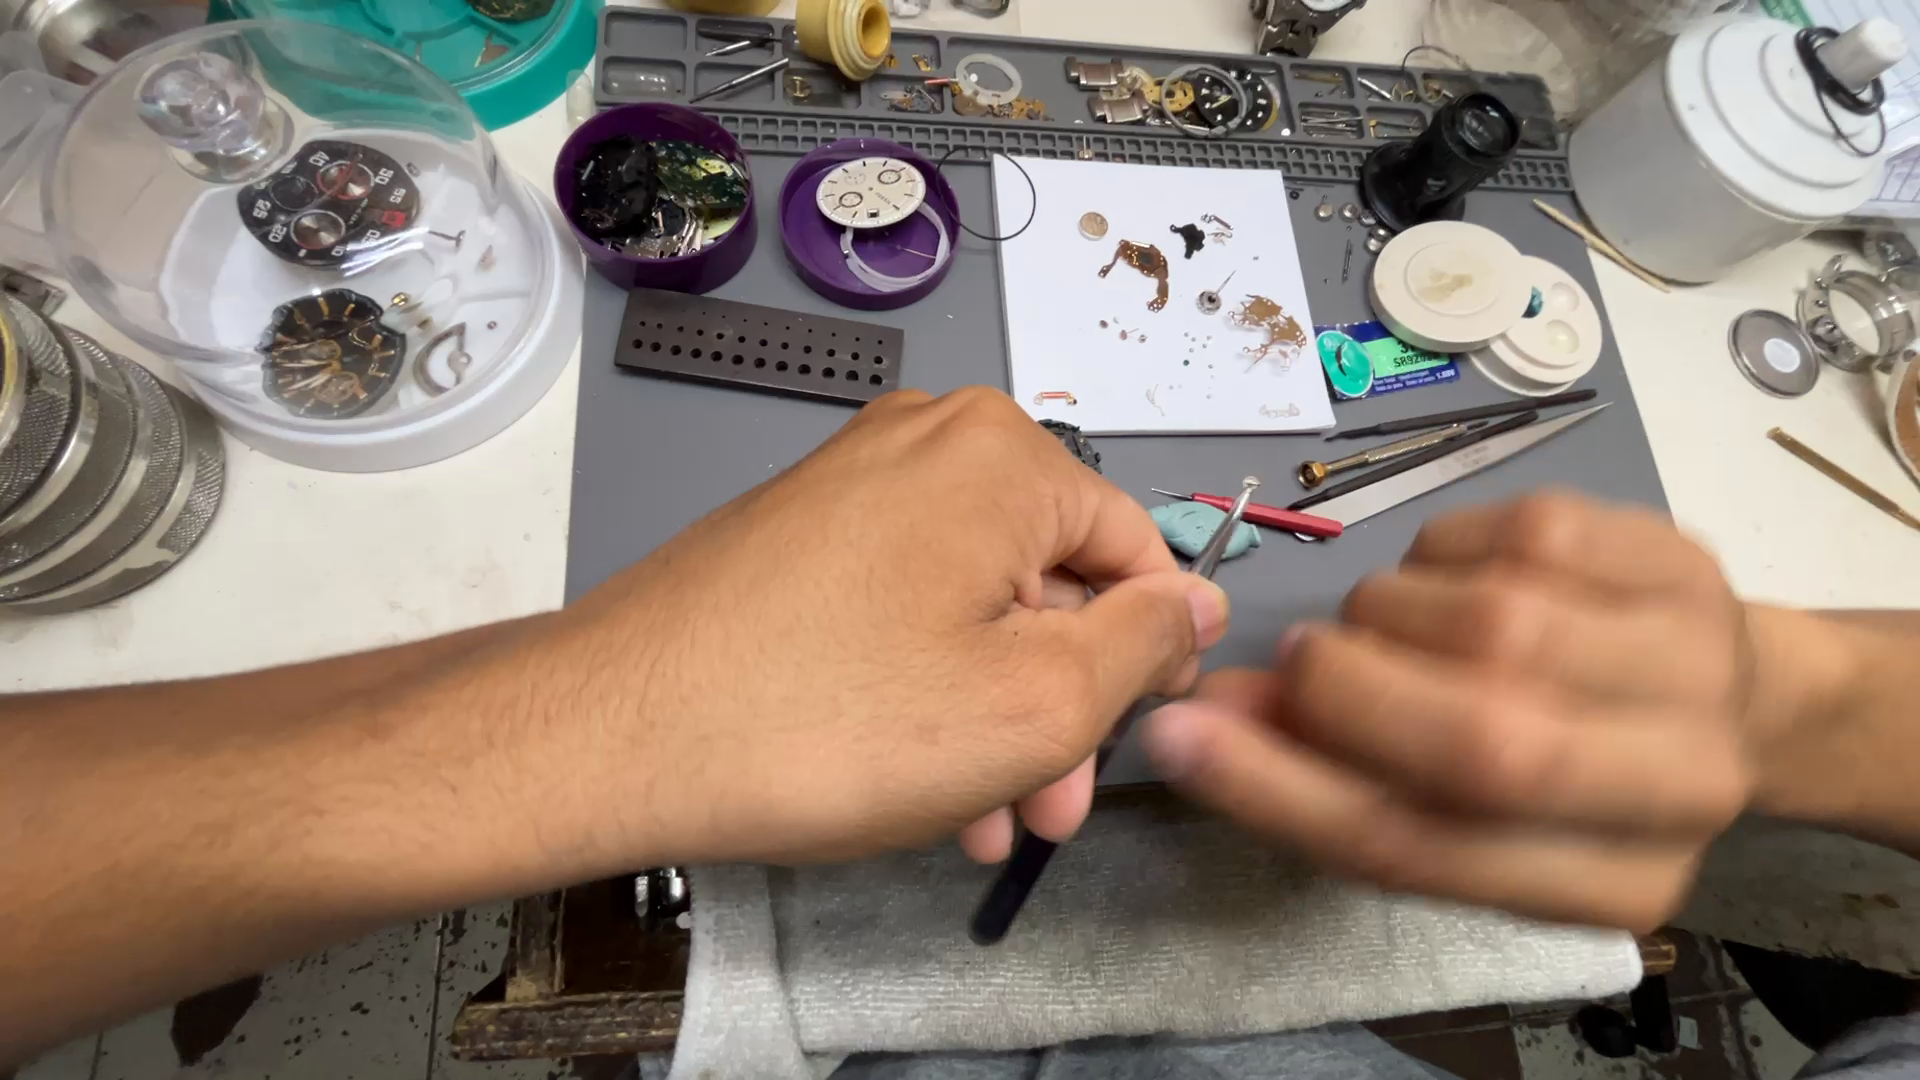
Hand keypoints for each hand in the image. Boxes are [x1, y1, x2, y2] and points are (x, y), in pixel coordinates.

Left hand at [552, 388, 1227, 866]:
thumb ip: (1142, 646)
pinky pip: (908, 598)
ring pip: (975, 602)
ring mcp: (861, 478)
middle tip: (1047, 802)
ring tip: (979, 806)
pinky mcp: (811, 525)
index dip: (1148, 652)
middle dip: (1056, 701)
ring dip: (991, 706)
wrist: (610, 731)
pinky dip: (928, 676)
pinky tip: (918, 764)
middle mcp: (932, 440)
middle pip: (1046, 582)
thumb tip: (1194, 604)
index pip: (1132, 549)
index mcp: (1002, 454)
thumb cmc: (834, 717)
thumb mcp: (1035, 703)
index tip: (1129, 736)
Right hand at [1141, 494, 1752, 930]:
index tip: (1175, 734)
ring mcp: (1687, 660)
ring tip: (1397, 628)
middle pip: (1481, 744)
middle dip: (1342, 686)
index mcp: (1595, 880)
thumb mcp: (1426, 790)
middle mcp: (1672, 786)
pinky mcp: (1668, 554)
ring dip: (1387, 615)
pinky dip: (1433, 553)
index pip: (1416, 849)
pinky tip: (1453, 577)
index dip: (1272, 788)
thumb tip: (1194, 715)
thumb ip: (1311, 763)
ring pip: (1483, 621)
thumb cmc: (1539, 761)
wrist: (1713, 695)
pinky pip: (1498, 535)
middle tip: (1305, 658)